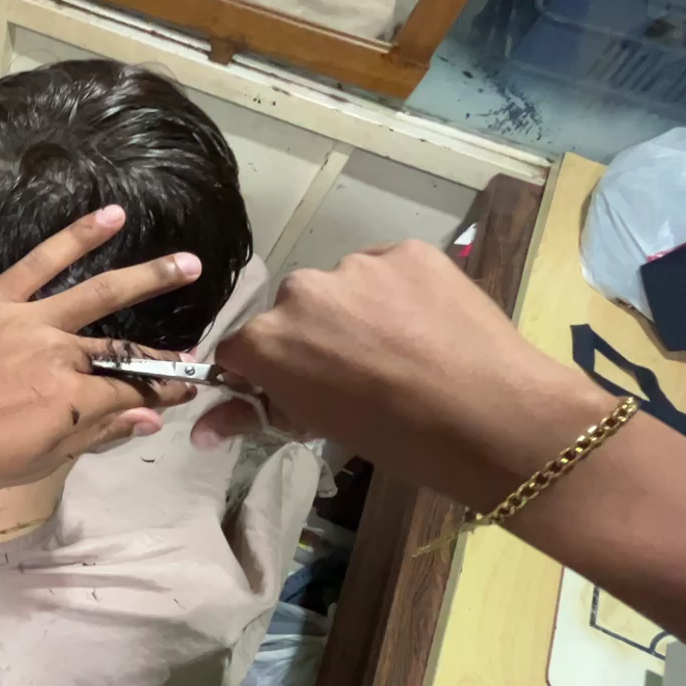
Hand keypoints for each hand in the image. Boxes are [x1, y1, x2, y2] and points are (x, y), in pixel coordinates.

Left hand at [0, 206, 202, 504]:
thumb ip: (92, 437)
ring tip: (188, 264)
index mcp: (69, 402)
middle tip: (191, 350)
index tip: (182, 391)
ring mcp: (27, 321)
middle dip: (160, 356)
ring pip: (98, 294)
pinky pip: (41, 261)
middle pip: (119, 351)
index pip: (128, 393)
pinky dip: (77, 236)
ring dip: (147, 278)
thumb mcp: (33, 464)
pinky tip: (112, 216)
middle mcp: (58, 355)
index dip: (158, 394)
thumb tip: (147, 420)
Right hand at [195, 240, 612, 509]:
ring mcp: (353, 266)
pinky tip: (422, 323)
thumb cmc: (388, 433)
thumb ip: (247, 418)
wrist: (488, 414)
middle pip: (288, 315)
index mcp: (263, 339)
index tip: (287, 387)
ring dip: (351, 311)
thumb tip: (197, 434)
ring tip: (396, 346)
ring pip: (337, 289)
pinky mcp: (405, 251)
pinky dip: (393, 292)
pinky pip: (383, 269)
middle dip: (307, 337)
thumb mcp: (311, 426)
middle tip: (350, 371)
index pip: (238, 350)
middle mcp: (296, 293)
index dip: (260, 370)